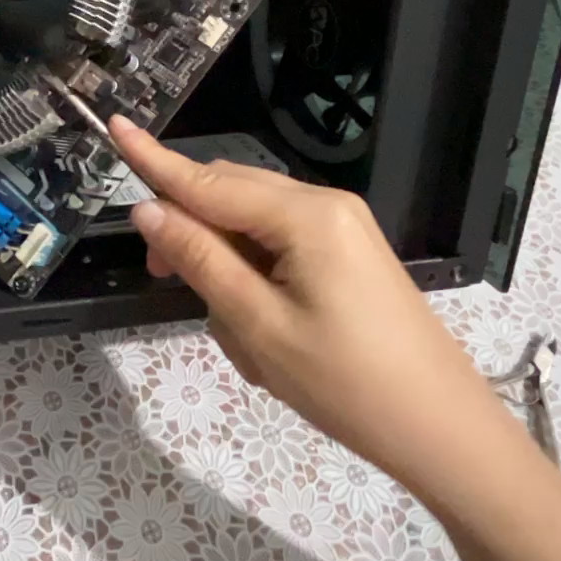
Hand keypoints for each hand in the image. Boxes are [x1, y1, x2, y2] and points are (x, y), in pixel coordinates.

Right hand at [109, 115, 520, 488]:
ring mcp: (340, 228)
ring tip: (234, 330)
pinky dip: (251, 275)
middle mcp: (324, 205)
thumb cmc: (348, 385)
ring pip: (249, 224)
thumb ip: (199, 258)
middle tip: (160, 276)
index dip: (155, 159)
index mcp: (305, 215)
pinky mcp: (345, 254)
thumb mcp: (258, 325)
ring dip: (223, 263)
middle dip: (189, 228)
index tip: (114, 125)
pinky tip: (259, 325)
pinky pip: (277, 245)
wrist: (446, 435)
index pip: (208, 182)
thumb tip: (147, 209)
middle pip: (229, 195)